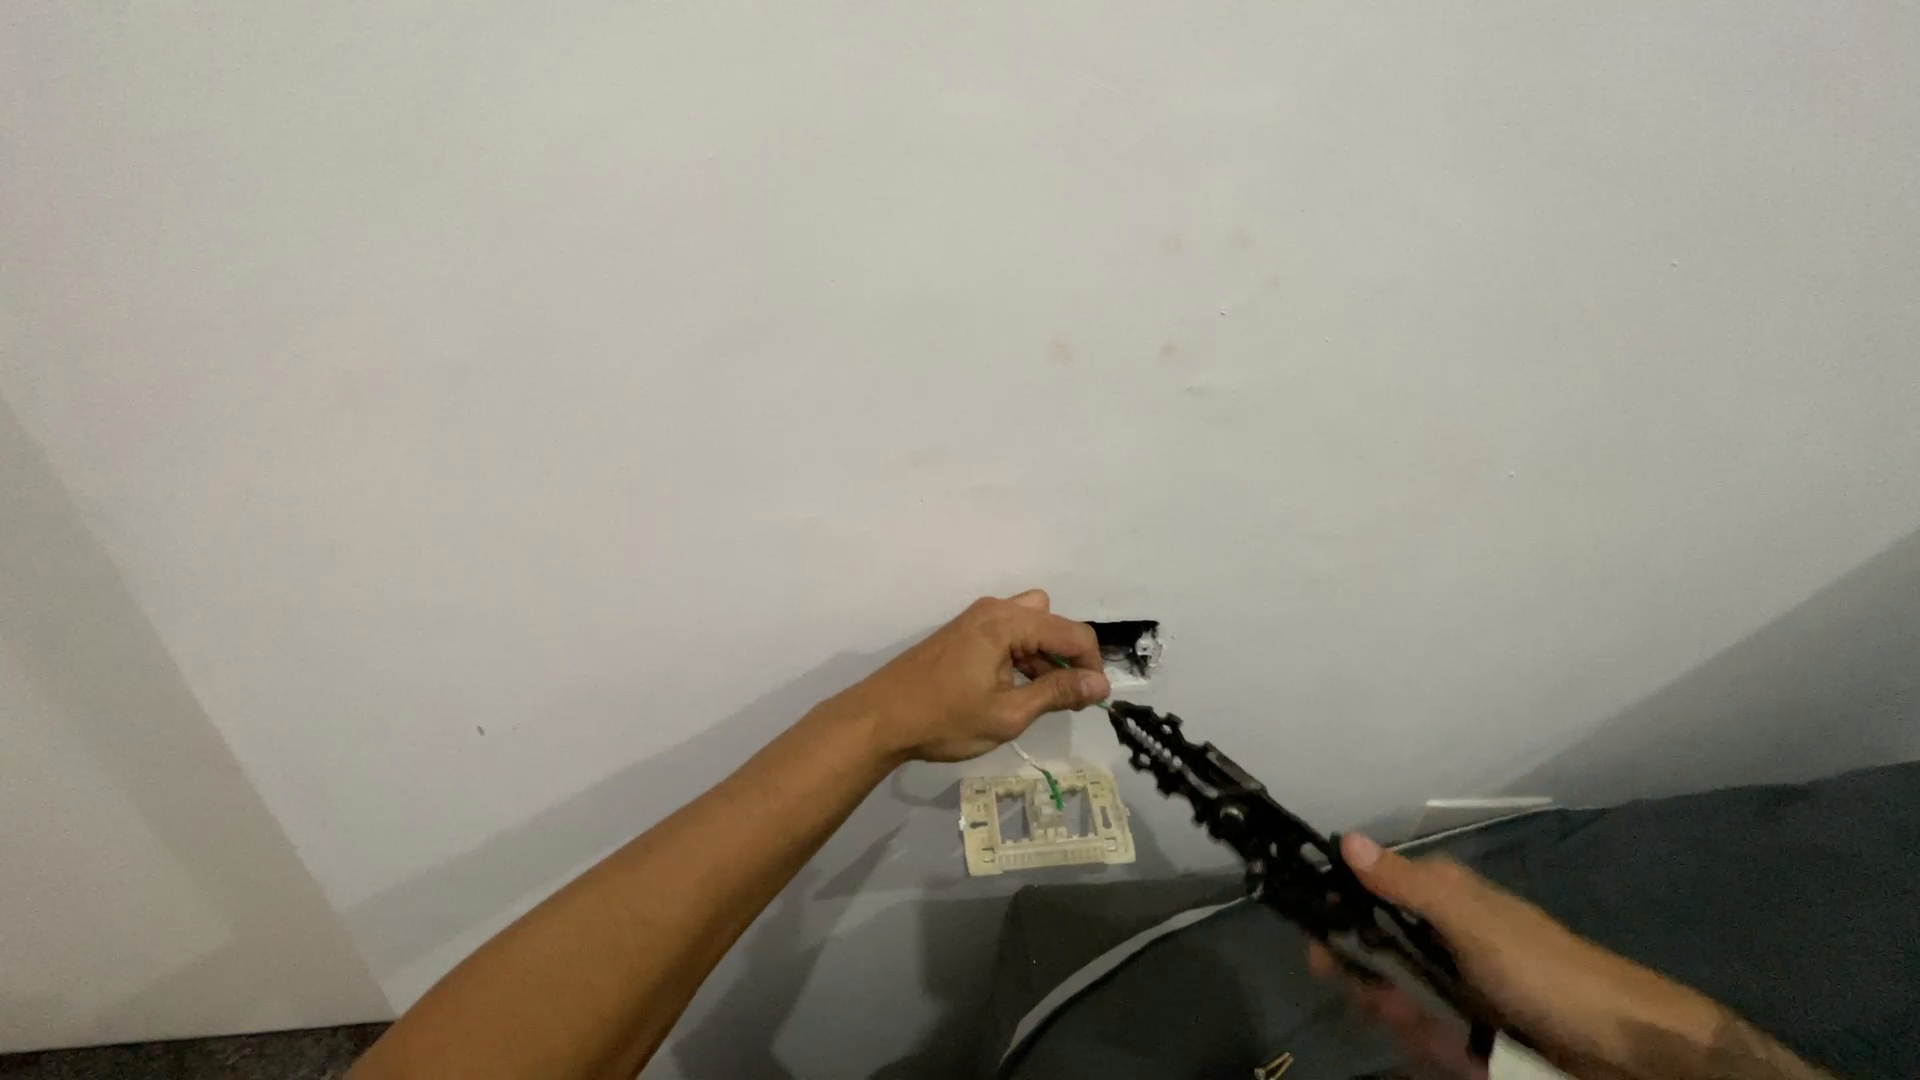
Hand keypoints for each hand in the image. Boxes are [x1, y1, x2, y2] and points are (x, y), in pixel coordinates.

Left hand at [830, 589, 1109, 763]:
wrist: (880, 718)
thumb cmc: (945, 718)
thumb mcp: (1009, 713)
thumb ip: (1057, 693)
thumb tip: (1100, 684)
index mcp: (1007, 622)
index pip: (1072, 632)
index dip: (1091, 666)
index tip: (1092, 701)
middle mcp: (993, 609)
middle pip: (1051, 620)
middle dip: (1066, 655)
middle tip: (1064, 696)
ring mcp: (975, 619)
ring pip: (1030, 626)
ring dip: (1043, 656)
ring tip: (1038, 699)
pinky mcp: (963, 633)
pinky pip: (1007, 633)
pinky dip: (1020, 655)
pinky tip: (1012, 690)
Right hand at [1309, 834, 1725, 1079]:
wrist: (1633, 1052)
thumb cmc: (1545, 971)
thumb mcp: (1470, 922)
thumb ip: (1405, 884)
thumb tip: (1345, 838)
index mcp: (1439, 895)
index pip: (1368, 890)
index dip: (1337, 913)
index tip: (1315, 941)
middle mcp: (1442, 933)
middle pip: (1376, 947)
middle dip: (1362, 976)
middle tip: (1359, 998)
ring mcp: (1458, 982)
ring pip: (1399, 992)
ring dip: (1394, 1013)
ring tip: (1416, 1032)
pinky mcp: (1475, 1028)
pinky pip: (1431, 1030)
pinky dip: (1425, 1042)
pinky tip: (1442, 1052)